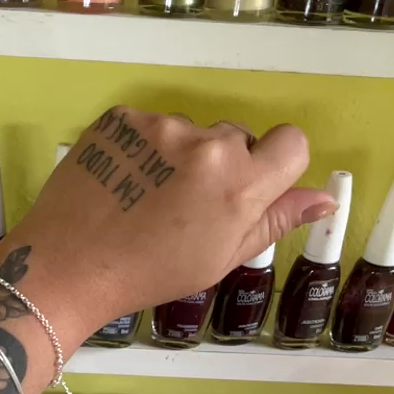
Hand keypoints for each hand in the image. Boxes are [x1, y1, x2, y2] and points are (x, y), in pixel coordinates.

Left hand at [0, 105, 337, 335]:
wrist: (69, 268)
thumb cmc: (149, 275)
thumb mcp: (219, 259)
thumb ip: (273, 222)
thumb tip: (325, 199)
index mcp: (240, 184)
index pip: (291, 143)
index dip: (275, 168)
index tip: (248, 192)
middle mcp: (207, 143)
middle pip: (237, 138)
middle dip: (223, 168)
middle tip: (185, 211)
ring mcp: (160, 125)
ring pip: (190, 133)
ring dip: (180, 158)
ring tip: (146, 202)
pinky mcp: (121, 117)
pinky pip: (149, 126)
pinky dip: (142, 150)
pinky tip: (122, 186)